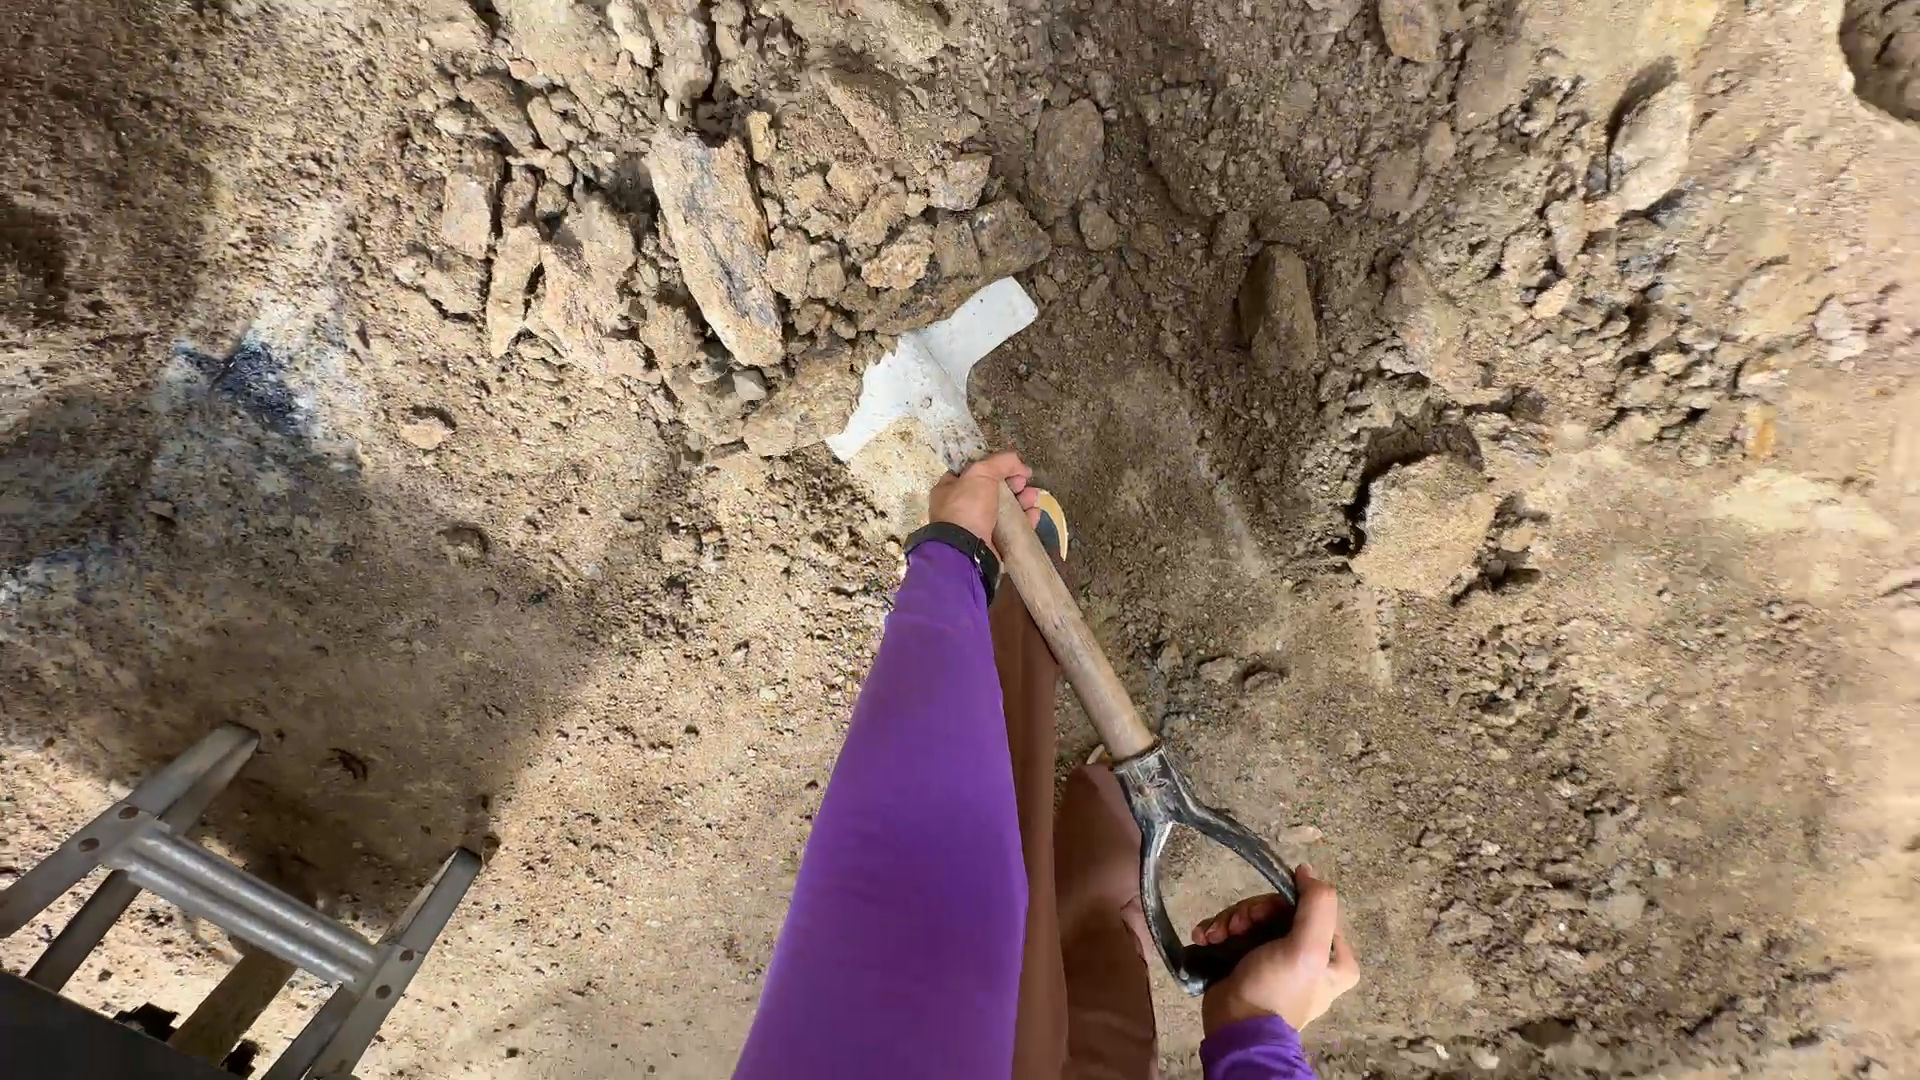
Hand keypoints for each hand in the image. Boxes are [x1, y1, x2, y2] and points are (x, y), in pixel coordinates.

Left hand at [928, 451, 1040, 553]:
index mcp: (950, 490)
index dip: (994, 467)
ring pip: (1004, 511)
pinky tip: (1034, 514)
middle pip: (993, 491)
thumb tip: (1019, 462)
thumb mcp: (981, 473)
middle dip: (1013, 485)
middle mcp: (962, 509)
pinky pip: (1012, 530)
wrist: (967, 550)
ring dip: (1022, 501)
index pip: (973, 473)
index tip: (1012, 467)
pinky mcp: (993, 545)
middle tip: (1025, 482)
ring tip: (1033, 496)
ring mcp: (977, 528)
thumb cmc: (967, 507)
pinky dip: (1025, 521)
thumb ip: (1000, 462)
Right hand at [1196, 864, 1359, 1035]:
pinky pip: (1235, 932)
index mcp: (1332, 956)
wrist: (1238, 1028)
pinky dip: (1218, 931)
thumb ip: (1317, 906)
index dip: (1276, 905)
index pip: (1303, 906)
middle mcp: (1308, 955)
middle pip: (1274, 910)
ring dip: (1228, 921)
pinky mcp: (1249, 962)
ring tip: (1214, 936)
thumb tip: (1306, 870)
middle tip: (1233, 928)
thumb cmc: (1276, 989)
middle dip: (1246, 914)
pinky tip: (1204, 937)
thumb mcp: (1306, 949)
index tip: (1256, 916)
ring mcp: (1277, 958)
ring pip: (1251, 918)